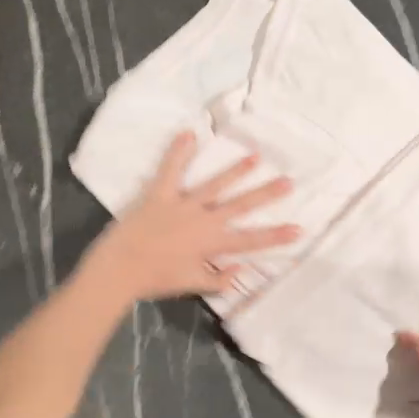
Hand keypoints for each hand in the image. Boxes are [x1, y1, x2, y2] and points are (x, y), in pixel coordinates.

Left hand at [83, 131, 301, 301]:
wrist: (119, 269)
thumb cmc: (155, 280)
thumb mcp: (191, 284)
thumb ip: (218, 280)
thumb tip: (240, 271)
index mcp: (211, 244)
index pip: (251, 240)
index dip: (276, 236)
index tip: (299, 228)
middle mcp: (203, 220)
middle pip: (241, 205)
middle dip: (266, 194)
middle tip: (288, 181)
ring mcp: (182, 204)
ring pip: (215, 184)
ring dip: (236, 170)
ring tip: (255, 156)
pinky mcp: (159, 194)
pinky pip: (170, 169)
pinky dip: (178, 151)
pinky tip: (189, 133)